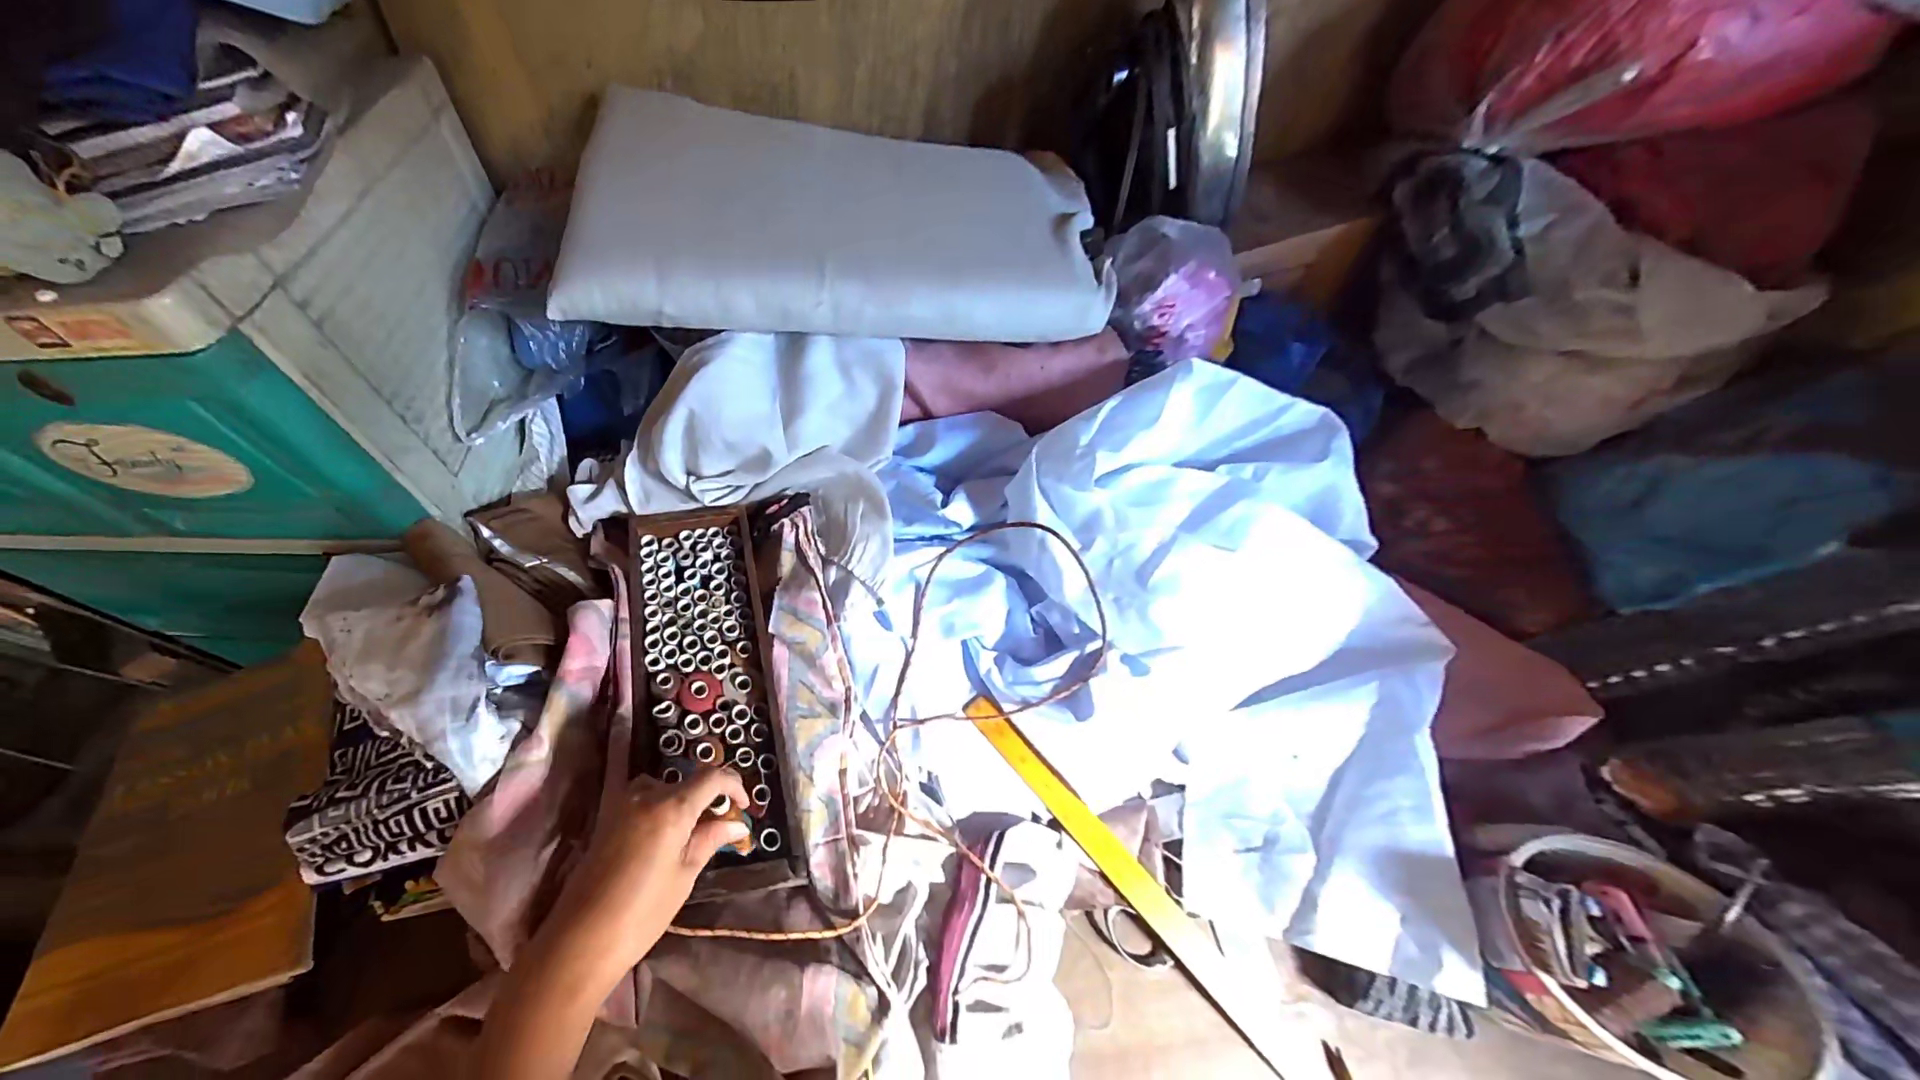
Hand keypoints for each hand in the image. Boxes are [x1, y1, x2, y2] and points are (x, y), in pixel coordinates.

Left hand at [542, 766, 750, 978]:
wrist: (578, 943)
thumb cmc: (642, 913)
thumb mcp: (685, 875)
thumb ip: (710, 840)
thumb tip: (737, 824)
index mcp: (671, 808)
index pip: (712, 777)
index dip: (733, 785)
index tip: (744, 805)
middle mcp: (646, 797)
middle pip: (687, 781)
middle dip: (708, 797)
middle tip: (720, 825)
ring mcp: (622, 806)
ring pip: (663, 787)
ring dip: (682, 800)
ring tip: (692, 831)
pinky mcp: (606, 821)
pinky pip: (643, 800)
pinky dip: (661, 807)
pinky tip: (664, 837)